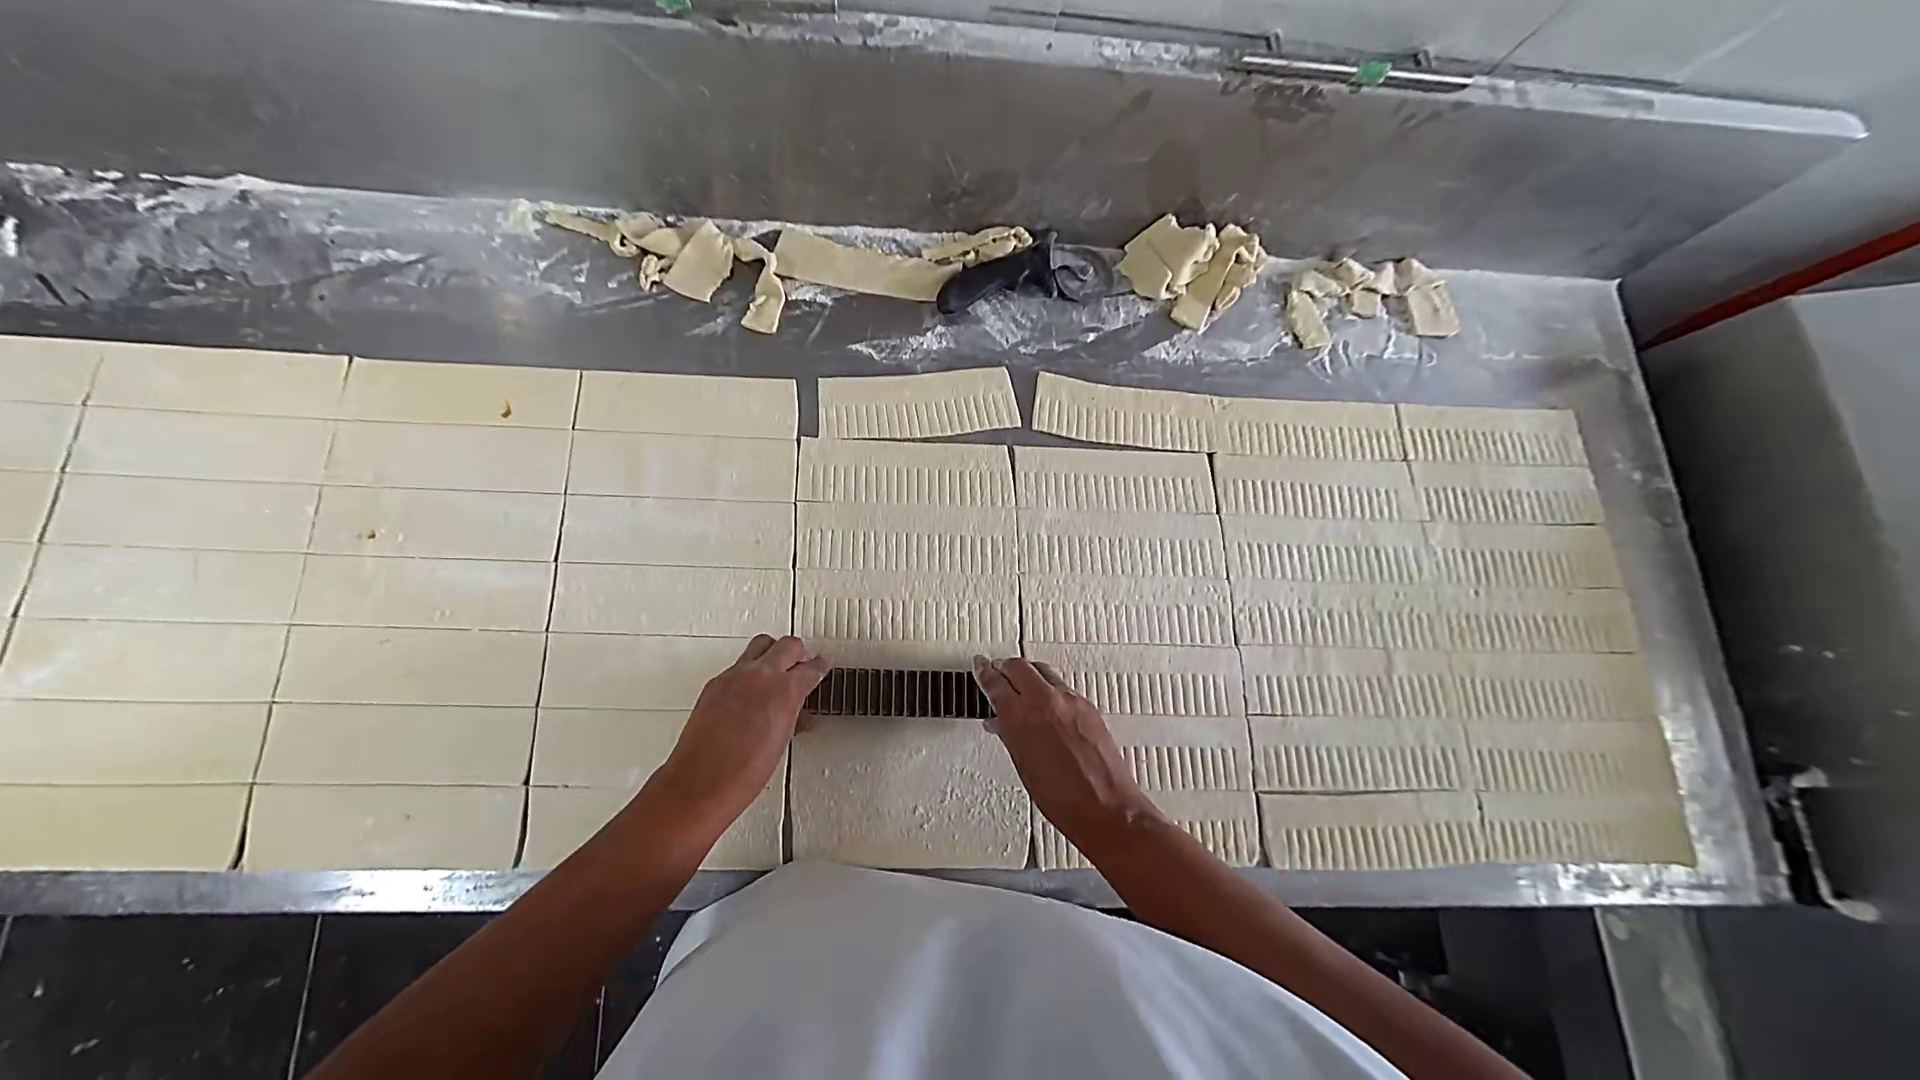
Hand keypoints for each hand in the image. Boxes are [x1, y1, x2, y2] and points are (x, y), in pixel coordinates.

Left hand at [646, 635, 830, 835]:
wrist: (702, 783)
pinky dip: (748, 670)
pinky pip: (737, 665)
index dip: (820, 666)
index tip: (822, 664)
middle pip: (787, 645)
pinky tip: (750, 686)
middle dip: (798, 652)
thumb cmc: (741, 772)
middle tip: (802, 660)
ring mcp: (734, 677)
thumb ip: (792, 713)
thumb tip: (794, 709)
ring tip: (777, 665)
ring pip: (760, 646)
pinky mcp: (714, 684)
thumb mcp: (783, 740)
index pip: (811, 667)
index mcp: (785, 690)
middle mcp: (760, 676)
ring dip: (772, 652)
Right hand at [971, 656, 1164, 847]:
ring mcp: (1069, 701)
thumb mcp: (1023, 766)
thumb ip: (1009, 735)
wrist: (1104, 806)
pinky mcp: (1087, 706)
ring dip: (1028, 673)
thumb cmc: (1065, 798)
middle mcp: (1045, 702)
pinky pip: (1062, 686)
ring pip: (1042, 671)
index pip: (995, 682)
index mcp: (1021, 717)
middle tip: (996, 669)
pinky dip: (1049, 688)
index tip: (979, 667)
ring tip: (1020, 681)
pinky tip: (1047, 700)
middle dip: (1004, 666)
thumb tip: (1001, 723)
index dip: (983, 672)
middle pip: (1018, 666)